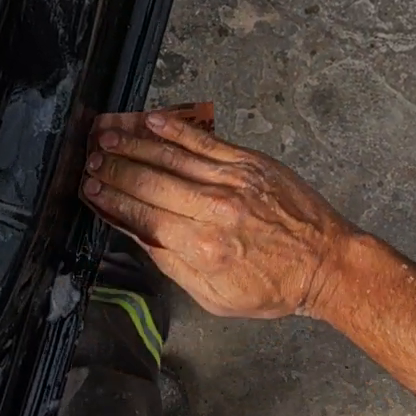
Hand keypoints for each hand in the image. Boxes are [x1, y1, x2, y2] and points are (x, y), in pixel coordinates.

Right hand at [81, 111, 357, 318]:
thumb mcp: (215, 296)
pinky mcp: (247, 162)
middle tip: (89, 158)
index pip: (142, 217)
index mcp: (202, 248)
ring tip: (105, 134)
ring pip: (170, 157)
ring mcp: (231, 181)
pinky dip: (174, 128)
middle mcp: (213, 210)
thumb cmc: (272, 285)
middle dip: (114, 168)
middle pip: (149, 182)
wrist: (326, 263)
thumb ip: (172, 263)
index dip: (111, 200)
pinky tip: (149, 119)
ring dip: (133, 144)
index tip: (89, 188)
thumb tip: (137, 233)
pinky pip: (203, 141)